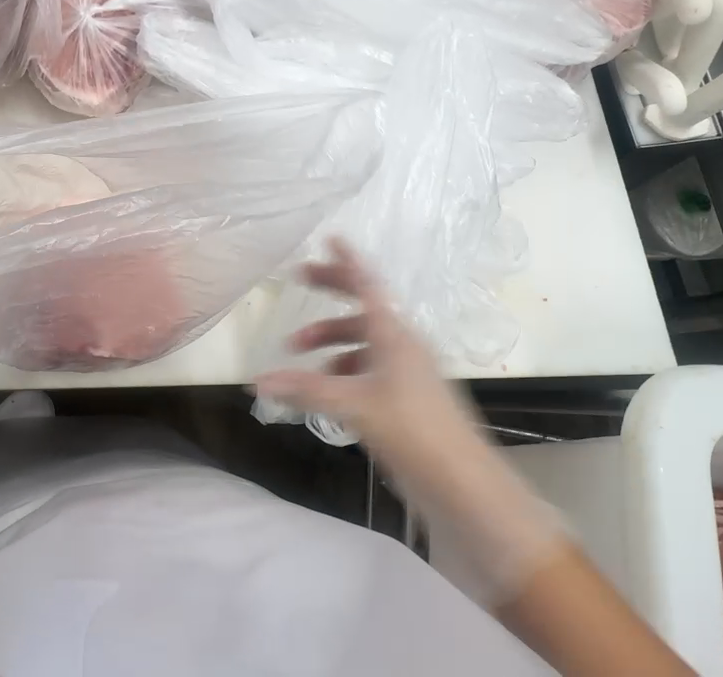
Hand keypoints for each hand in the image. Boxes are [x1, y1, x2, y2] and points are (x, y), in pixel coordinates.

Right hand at [257, 240, 567, 605]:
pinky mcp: (407, 398)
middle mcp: (403, 344)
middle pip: (363, 305)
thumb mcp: (354, 406)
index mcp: (395, 334)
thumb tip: (257, 381)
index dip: (348, 260)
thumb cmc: (413, 431)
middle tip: (299, 277)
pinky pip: (368, 367)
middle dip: (331, 291)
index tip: (329, 237)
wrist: (465, 484)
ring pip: (363, 339)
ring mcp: (407, 371)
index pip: (369, 284)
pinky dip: (343, 368)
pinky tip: (325, 389)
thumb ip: (305, 390)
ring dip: (331, 338)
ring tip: (297, 353)